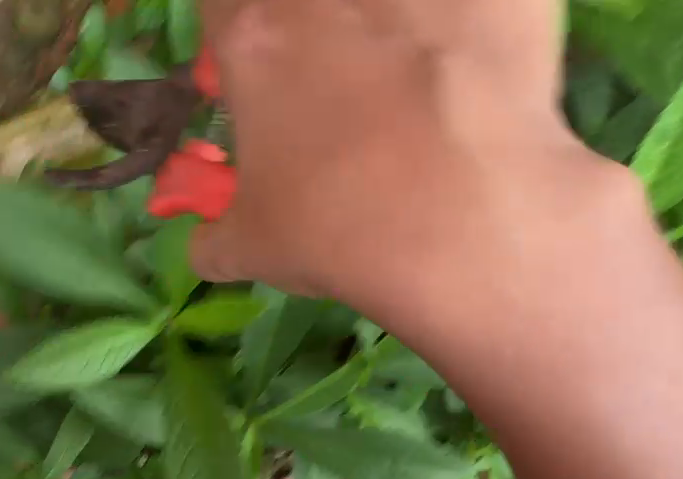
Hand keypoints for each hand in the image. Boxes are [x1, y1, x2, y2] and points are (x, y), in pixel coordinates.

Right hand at [191, 0, 639, 320]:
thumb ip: (214, 234)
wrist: (459, 221)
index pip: (221, 4)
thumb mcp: (246, 250)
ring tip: (401, 85)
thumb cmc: (331, 229)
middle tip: (324, 80)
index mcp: (254, 39)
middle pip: (304, 3)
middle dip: (309, 32)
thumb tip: (209, 241)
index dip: (231, 34)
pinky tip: (472, 84)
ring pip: (389, 7)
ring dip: (387, 30)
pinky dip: (469, 30)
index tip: (249, 70)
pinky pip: (473, 6)